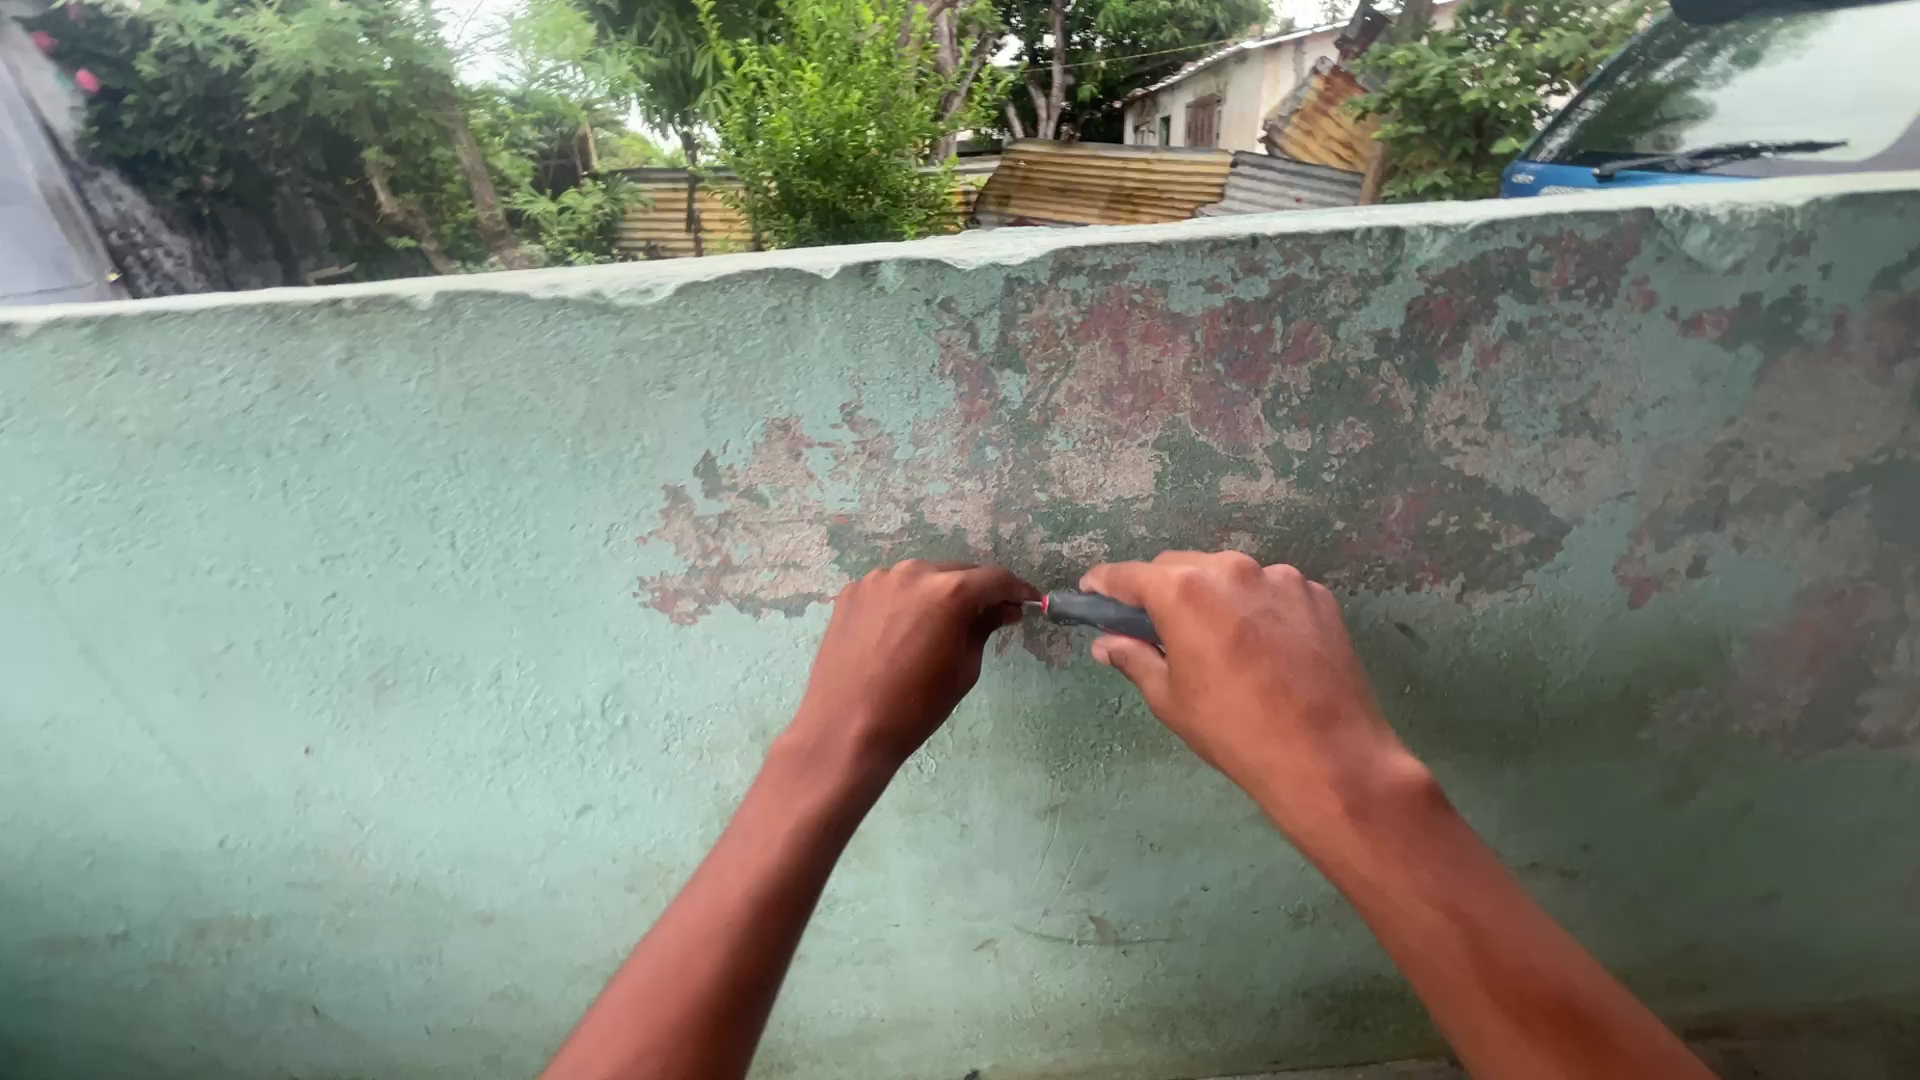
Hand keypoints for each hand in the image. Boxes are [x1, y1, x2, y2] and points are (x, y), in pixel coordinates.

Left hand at [791, 560, 1037, 768]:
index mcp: (949, 591)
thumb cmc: (915, 706)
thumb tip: (1003, 610)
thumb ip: (984, 628)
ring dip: (938, 594)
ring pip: (922, 577)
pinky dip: (905, 601)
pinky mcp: (852, 592)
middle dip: (976, 591)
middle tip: (989, 617)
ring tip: (940, 626)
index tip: (1027, 602)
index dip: (1016, 590)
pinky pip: (891, 589)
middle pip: (958, 573)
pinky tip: (902, 631)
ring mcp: (878, 579)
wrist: (846, 728)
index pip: (995, 579)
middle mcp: (913, 572)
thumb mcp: (963, 669)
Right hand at [1082, 552, 1424, 844]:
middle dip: (1159, 590)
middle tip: (1154, 625)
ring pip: (1228, 575)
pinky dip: (1254, 606)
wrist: (1330, 757)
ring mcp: (1280, 578)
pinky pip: (1270, 590)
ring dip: (1211, 595)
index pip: (1128, 575)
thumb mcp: (1169, 699)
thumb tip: (1107, 644)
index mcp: (1183, 591)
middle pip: (1179, 567)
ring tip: (1216, 638)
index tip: (1091, 591)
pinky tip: (1262, 645)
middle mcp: (1230, 569)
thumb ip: (1134, 659)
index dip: (1104, 583)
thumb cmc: (1233, 730)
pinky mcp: (1317, 595)